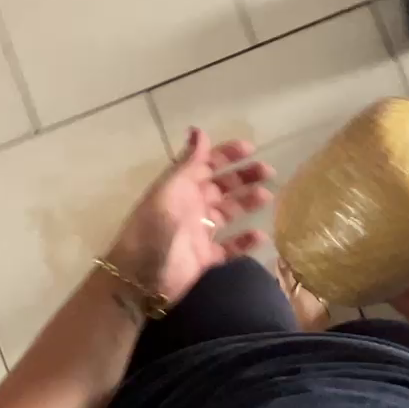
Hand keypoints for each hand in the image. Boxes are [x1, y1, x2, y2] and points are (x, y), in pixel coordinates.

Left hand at [104, 128, 274, 306]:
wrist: (140, 278)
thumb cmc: (152, 229)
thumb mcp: (169, 191)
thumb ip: (187, 163)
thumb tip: (199, 130)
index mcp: (179, 187)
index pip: (205, 164)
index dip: (226, 154)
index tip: (251, 148)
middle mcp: (190, 206)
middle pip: (221, 187)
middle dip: (244, 177)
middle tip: (268, 172)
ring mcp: (198, 232)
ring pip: (228, 213)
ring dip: (247, 203)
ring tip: (267, 196)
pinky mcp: (205, 258)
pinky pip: (230, 246)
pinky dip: (245, 241)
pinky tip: (262, 235)